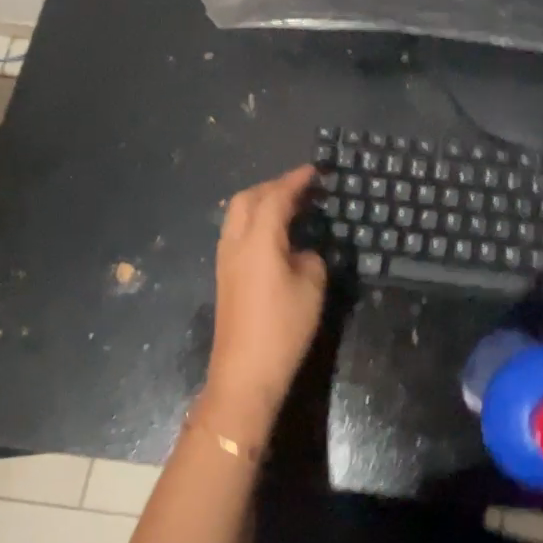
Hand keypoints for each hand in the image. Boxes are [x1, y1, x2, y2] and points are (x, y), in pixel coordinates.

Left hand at [203, 165, 327, 440]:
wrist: (245, 372)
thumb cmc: (283, 326)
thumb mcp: (312, 285)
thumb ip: (309, 255)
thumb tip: (301, 249)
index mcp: (259, 239)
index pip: (276, 197)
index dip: (297, 180)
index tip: (316, 170)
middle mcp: (236, 242)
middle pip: (248, 198)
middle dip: (274, 186)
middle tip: (303, 188)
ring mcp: (225, 259)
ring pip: (238, 214)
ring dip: (262, 202)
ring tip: (290, 206)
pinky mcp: (225, 275)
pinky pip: (237, 232)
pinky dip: (256, 220)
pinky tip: (276, 232)